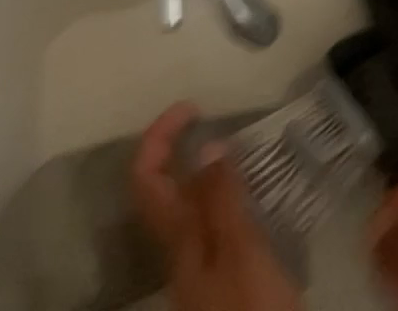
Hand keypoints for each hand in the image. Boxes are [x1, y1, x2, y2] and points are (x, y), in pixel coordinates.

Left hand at [131, 102, 301, 310]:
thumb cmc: (251, 304)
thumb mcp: (239, 248)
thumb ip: (221, 198)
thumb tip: (205, 144)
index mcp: (176, 236)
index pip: (146, 176)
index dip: (160, 136)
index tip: (193, 107)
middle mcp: (179, 246)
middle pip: (160, 189)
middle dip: (176, 147)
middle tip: (211, 120)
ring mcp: (198, 262)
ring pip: (186, 203)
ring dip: (201, 169)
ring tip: (236, 148)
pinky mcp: (221, 273)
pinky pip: (210, 220)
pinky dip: (223, 194)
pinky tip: (251, 192)